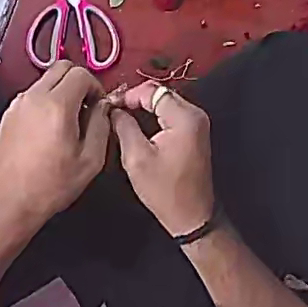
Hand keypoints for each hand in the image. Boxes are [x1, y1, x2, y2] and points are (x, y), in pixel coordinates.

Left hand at [0, 62, 111, 240]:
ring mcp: (19, 105)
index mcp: (57, 106)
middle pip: (62, 67)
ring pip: (47, 80)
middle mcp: (34, 99)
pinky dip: (46, 101)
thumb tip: (104, 107)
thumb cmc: (49, 186)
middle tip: (87, 104)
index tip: (99, 103)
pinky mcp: (9, 114)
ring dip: (62, 90)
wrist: (12, 201)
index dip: (96, 86)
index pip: (81, 74)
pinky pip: (33, 95)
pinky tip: (51, 127)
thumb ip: (102, 125)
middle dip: (79, 81)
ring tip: (69, 119)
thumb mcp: (91, 159)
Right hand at [110, 82, 214, 237]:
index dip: (128, 95)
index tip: (110, 105)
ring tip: (120, 117)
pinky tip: (136, 125)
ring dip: (143, 107)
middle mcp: (195, 115)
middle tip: (113, 110)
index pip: (152, 91)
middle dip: (135, 100)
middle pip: (160, 94)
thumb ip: (124, 127)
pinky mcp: (194, 132)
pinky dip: (153, 116)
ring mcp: (197, 123)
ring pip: (164, 102)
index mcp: (185, 118)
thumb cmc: (166, 191)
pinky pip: (170, 114)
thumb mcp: (136, 158)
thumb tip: (114, 110)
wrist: (191, 216)